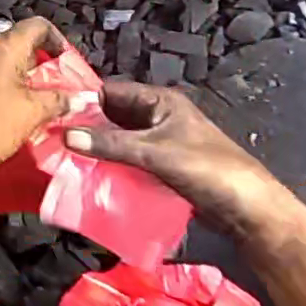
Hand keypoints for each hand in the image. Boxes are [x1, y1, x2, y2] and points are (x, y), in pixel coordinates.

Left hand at [0, 18, 70, 192]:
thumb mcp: (34, 113)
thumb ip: (59, 99)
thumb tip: (78, 97)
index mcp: (0, 47)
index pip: (35, 26)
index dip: (56, 39)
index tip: (65, 61)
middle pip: (15, 43)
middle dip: (36, 63)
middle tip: (52, 89)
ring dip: (15, 74)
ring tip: (29, 102)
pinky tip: (2, 105)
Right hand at [65, 82, 305, 251]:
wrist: (254, 214)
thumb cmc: (209, 170)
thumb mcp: (154, 153)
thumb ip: (109, 144)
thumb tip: (64, 135)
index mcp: (159, 101)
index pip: (108, 91)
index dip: (80, 99)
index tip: (51, 110)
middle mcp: (156, 115)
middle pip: (109, 114)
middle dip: (84, 124)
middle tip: (51, 134)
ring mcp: (158, 140)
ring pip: (116, 136)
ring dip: (95, 145)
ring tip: (62, 153)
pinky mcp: (160, 163)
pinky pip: (125, 156)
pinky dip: (108, 161)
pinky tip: (87, 170)